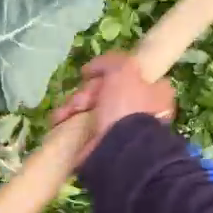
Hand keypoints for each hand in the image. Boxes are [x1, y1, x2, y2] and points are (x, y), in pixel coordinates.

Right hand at [50, 52, 175, 161]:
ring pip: (89, 106)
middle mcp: (138, 109)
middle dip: (86, 92)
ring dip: (73, 105)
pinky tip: (60, 119)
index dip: (109, 73)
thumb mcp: (124, 71)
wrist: (120, 150)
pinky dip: (67, 120)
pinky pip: (80, 124)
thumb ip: (110, 62)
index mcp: (153, 92)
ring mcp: (119, 127)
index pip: (129, 74)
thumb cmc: (127, 107)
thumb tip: (90, 69)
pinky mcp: (101, 141)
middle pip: (104, 90)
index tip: (94, 76)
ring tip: (66, 113)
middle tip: (83, 100)